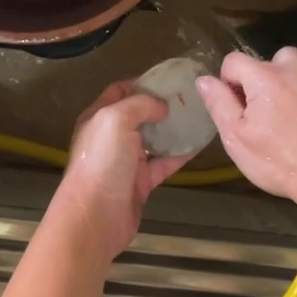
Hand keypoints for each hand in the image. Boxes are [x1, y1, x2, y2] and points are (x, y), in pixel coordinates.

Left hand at [52, 82, 191, 256]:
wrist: (95, 216)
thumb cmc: (102, 161)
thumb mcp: (116, 119)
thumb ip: (140, 104)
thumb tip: (161, 106)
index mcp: (98, 117)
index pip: (120, 91)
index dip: (143, 82)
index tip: (170, 80)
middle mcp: (111, 137)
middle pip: (140, 115)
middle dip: (163, 106)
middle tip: (192, 98)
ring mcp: (126, 161)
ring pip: (154, 140)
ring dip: (174, 129)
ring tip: (200, 116)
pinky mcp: (141, 183)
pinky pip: (164, 163)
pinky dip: (180, 154)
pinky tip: (199, 144)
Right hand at [194, 47, 296, 213]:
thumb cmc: (283, 162)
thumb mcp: (238, 139)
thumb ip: (219, 104)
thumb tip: (204, 80)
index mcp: (264, 78)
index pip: (234, 61)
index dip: (229, 82)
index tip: (236, 109)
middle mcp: (296, 70)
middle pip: (271, 61)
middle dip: (263, 81)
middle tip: (266, 116)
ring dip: (292, 88)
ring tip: (294, 122)